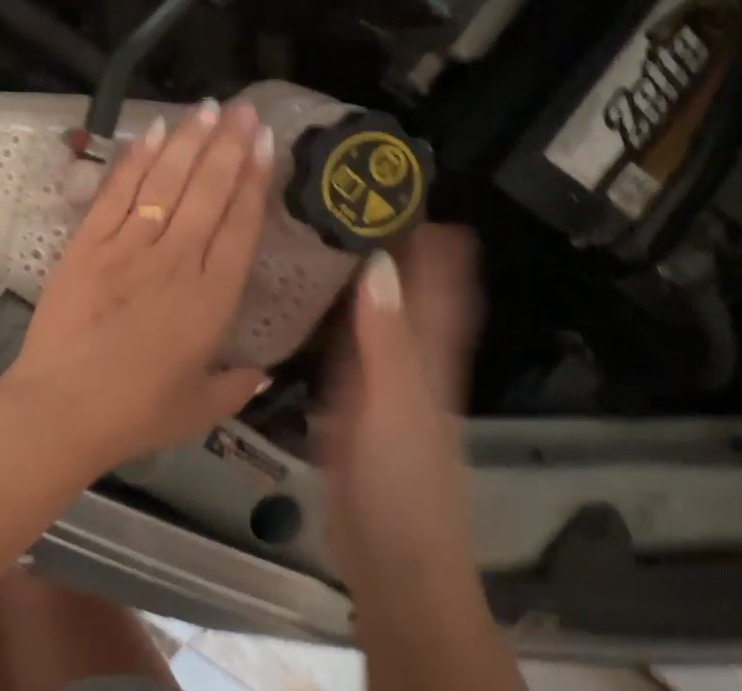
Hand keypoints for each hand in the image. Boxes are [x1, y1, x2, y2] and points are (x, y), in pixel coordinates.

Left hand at [0, 100, 275, 469]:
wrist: (62, 407)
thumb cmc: (136, 413)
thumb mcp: (200, 408)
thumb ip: (236, 386)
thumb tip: (263, 373)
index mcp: (212, 299)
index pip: (240, 226)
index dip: (255, 180)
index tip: (265, 143)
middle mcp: (175, 262)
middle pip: (208, 193)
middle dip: (228, 146)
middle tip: (244, 108)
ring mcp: (128, 248)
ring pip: (165, 183)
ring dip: (188, 142)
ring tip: (207, 108)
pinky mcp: (87, 244)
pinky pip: (117, 193)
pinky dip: (136, 160)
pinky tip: (153, 132)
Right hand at [322, 227, 483, 599]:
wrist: (393, 558)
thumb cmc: (405, 481)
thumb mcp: (395, 403)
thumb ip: (385, 336)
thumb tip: (378, 261)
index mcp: (430, 354)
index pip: (443, 282)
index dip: (436, 237)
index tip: (407, 185)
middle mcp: (407, 357)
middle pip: (404, 289)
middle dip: (387, 242)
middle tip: (344, 194)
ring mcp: (376, 380)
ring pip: (369, 312)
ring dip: (353, 273)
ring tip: (317, 229)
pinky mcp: (346, 403)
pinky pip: (338, 345)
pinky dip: (325, 315)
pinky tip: (298, 297)